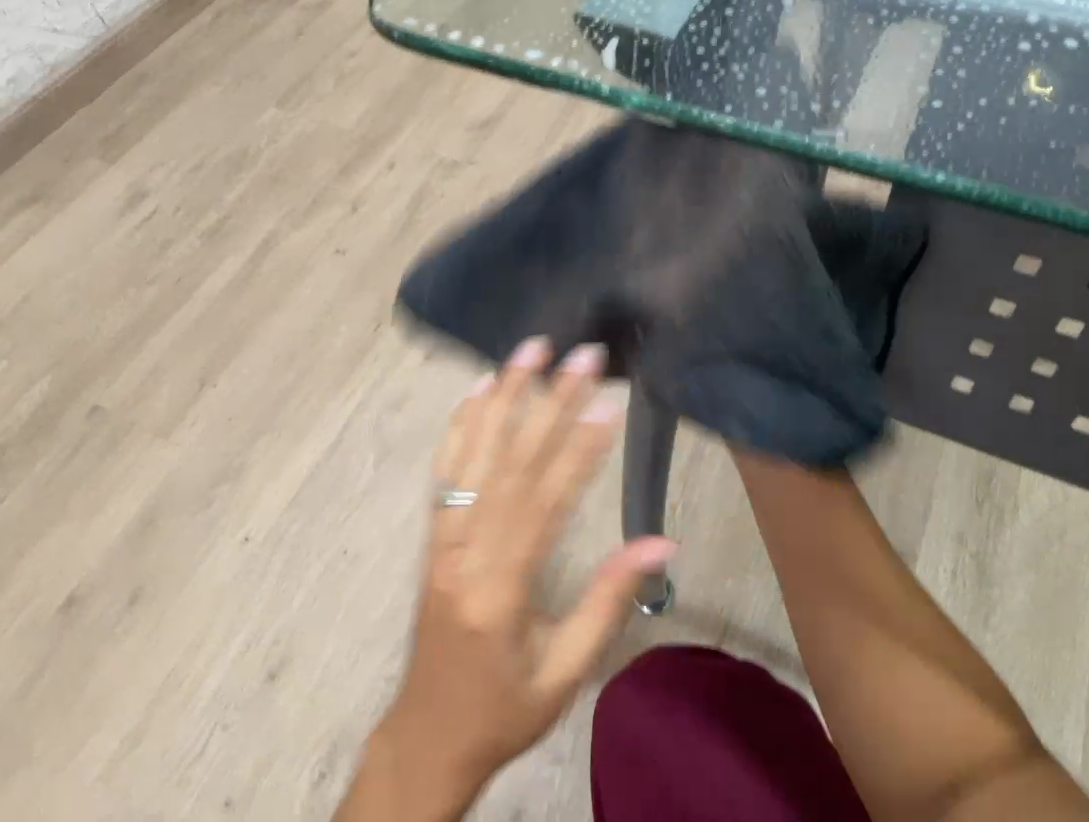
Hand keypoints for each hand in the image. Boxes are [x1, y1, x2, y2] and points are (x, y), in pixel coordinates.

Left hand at [337, 338, 677, 820]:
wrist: (428, 736)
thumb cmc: (505, 708)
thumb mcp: (566, 670)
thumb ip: (609, 602)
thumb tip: (661, 541)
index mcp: (501, 589)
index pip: (544, 504)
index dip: (578, 451)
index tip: (607, 405)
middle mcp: (464, 554)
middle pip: (510, 466)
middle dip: (548, 405)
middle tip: (580, 356)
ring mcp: (441, 542)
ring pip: (472, 459)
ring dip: (502, 399)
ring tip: (528, 351)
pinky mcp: (432, 540)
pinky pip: (444, 475)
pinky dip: (460, 429)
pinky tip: (477, 393)